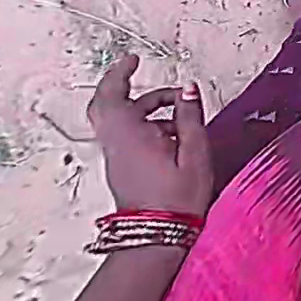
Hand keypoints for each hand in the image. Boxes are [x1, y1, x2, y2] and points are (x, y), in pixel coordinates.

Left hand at [86, 54, 213, 215]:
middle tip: (138, 72)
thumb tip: (187, 90)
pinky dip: (145, 123)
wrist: (157, 241)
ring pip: (120, 120)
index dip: (119, 73)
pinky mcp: (123, 169)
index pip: (111, 95)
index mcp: (130, 136)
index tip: (133, 59)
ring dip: (145, 107)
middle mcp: (117, 145)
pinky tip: (174, 134)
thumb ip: (190, 116)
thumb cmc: (177, 199)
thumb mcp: (194, 153)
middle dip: (122, 85)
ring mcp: (117, 159)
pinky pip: (127, 135)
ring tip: (180, 112)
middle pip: (105, 106)